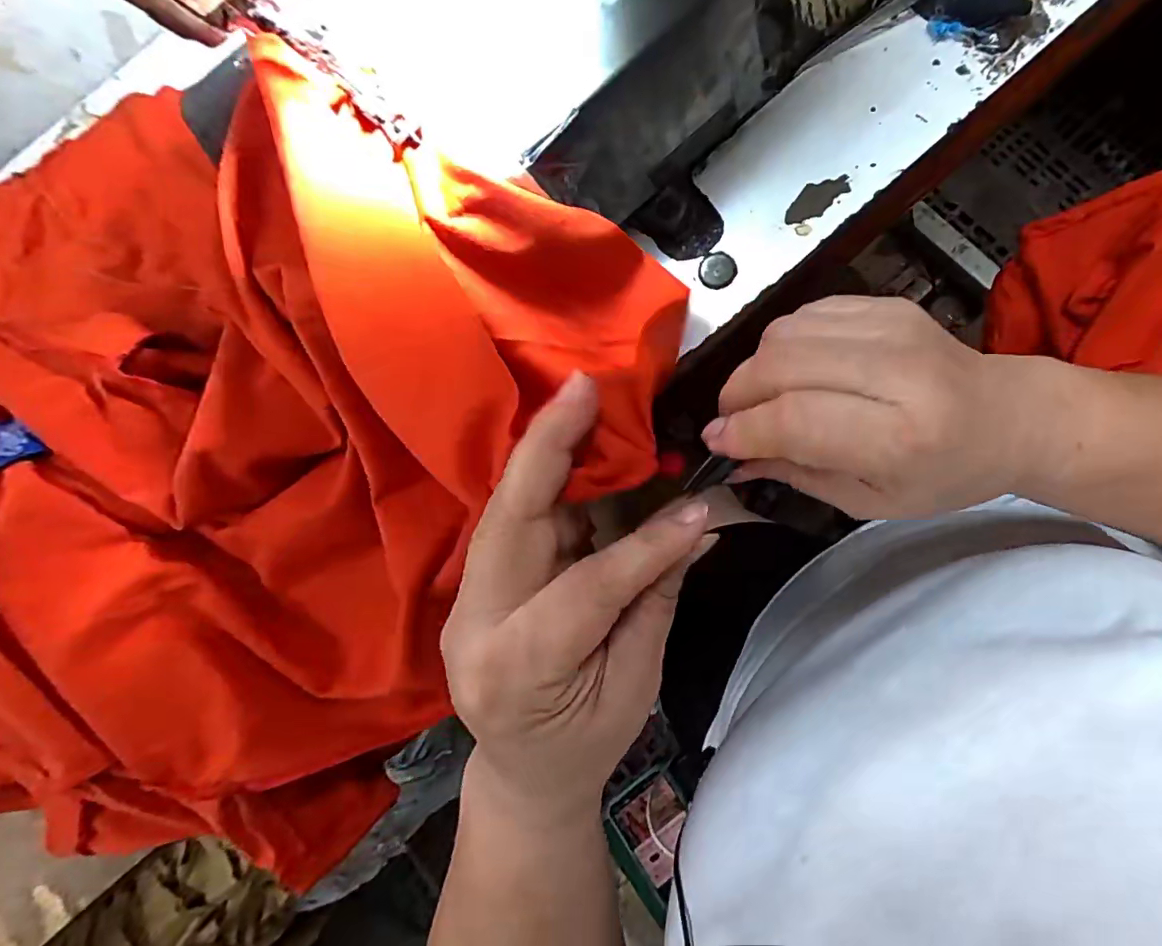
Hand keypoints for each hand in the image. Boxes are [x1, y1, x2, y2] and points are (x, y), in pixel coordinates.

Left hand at [442, 372, 715, 822]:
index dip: (646, 546)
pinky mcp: (475, 582)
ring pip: (505, 509)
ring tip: (581, 402)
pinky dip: (545, 476)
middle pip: (510, 522)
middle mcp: (474, 624)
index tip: (695, 508)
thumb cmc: (583, 745)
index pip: (586, 589)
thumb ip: (654, 600)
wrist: (522, 773)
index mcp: (514, 668)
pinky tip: (573, 442)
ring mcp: (466, 600)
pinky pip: (512, 517)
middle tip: (584, 388)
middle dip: (548, 447)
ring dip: (545, 451)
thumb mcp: (631, 687)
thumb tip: (695, 524)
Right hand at [704, 296, 1063, 518]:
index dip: (743, 429)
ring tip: (759, 398)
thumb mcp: (873, 500)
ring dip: (754, 368)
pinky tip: (790, 371)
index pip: (795, 418)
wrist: (1007, 416)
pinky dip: (781, 344)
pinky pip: (804, 314)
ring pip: (784, 333)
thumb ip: (798, 475)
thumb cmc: (945, 473)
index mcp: (901, 436)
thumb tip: (734, 457)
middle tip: (731, 421)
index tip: (717, 443)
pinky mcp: (886, 305)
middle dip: (738, 394)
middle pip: (780, 364)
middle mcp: (897, 371)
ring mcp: (892, 327)